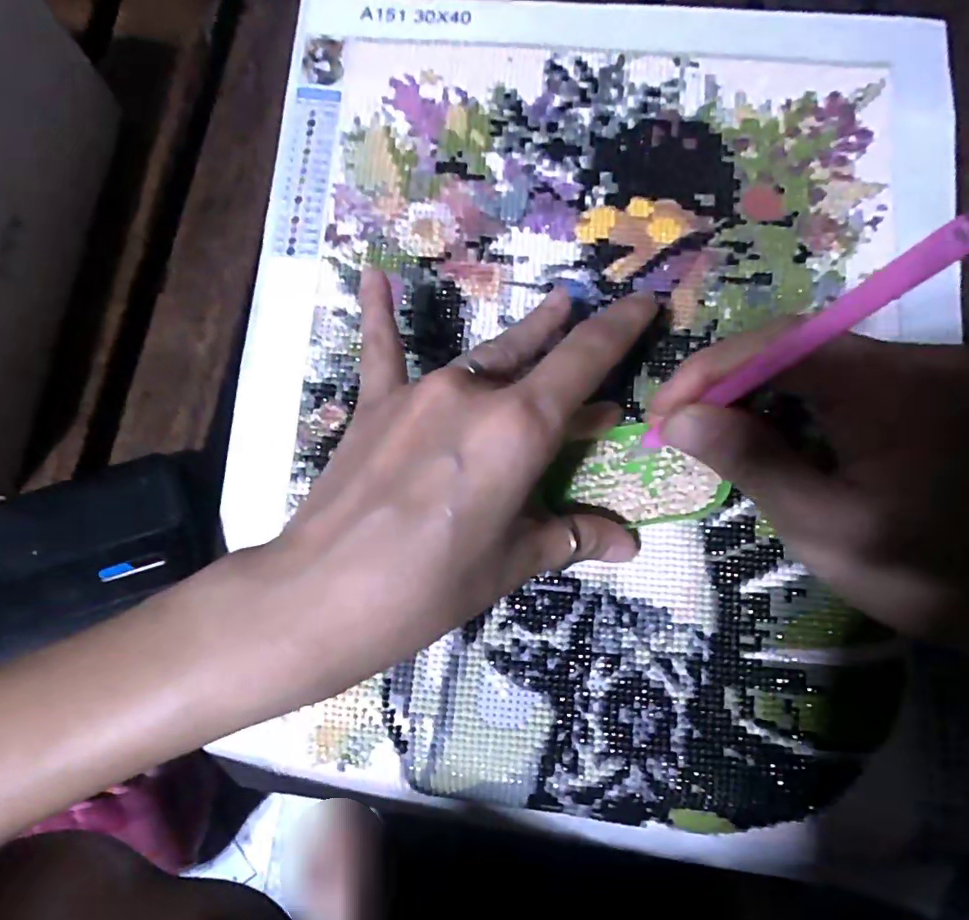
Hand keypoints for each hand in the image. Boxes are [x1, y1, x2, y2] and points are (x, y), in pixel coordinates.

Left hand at [259, 270, 649, 700]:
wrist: (323, 594)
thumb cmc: (431, 585)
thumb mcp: (512, 563)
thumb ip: (571, 537)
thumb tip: (628, 545)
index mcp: (519, 428)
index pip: (583, 360)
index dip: (620, 328)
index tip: (645, 304)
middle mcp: (472, 393)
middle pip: (534, 352)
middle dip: (570, 333)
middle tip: (593, 315)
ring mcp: (418, 393)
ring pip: (480, 357)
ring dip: (519, 340)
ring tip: (549, 310)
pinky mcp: (374, 407)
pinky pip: (383, 354)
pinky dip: (381, 317)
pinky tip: (373, 275)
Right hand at [648, 328, 968, 647]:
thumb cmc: (912, 574)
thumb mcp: (819, 526)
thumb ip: (752, 462)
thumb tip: (682, 418)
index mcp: (895, 390)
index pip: (785, 343)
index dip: (712, 368)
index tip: (664, 412)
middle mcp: (919, 359)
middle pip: (799, 341)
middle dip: (726, 378)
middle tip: (678, 424)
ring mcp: (929, 369)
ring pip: (817, 355)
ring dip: (755, 388)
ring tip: (711, 430)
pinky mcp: (929, 387)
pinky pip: (843, 376)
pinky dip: (793, 398)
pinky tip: (767, 431)